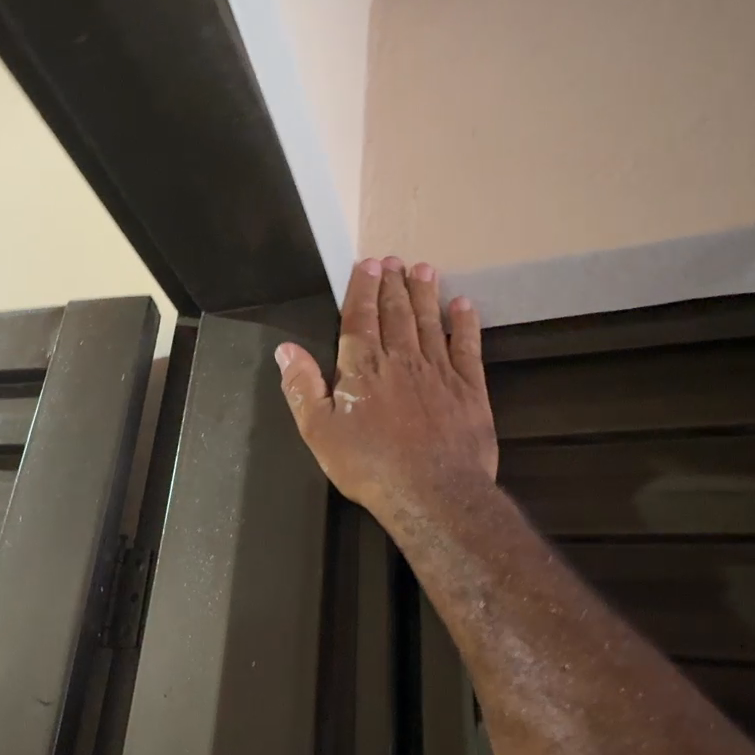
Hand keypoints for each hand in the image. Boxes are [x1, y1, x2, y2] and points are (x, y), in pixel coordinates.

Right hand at [275, 257, 497, 524]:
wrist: (433, 494)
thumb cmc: (368, 465)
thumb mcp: (319, 432)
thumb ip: (302, 387)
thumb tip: (286, 350)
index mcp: (362, 367)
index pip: (359, 318)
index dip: (362, 290)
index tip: (367, 265)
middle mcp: (400, 359)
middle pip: (396, 312)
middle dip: (392, 284)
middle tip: (393, 260)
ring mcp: (438, 371)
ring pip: (429, 322)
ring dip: (425, 293)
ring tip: (423, 269)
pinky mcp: (468, 388)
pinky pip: (467, 346)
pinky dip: (465, 324)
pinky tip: (463, 305)